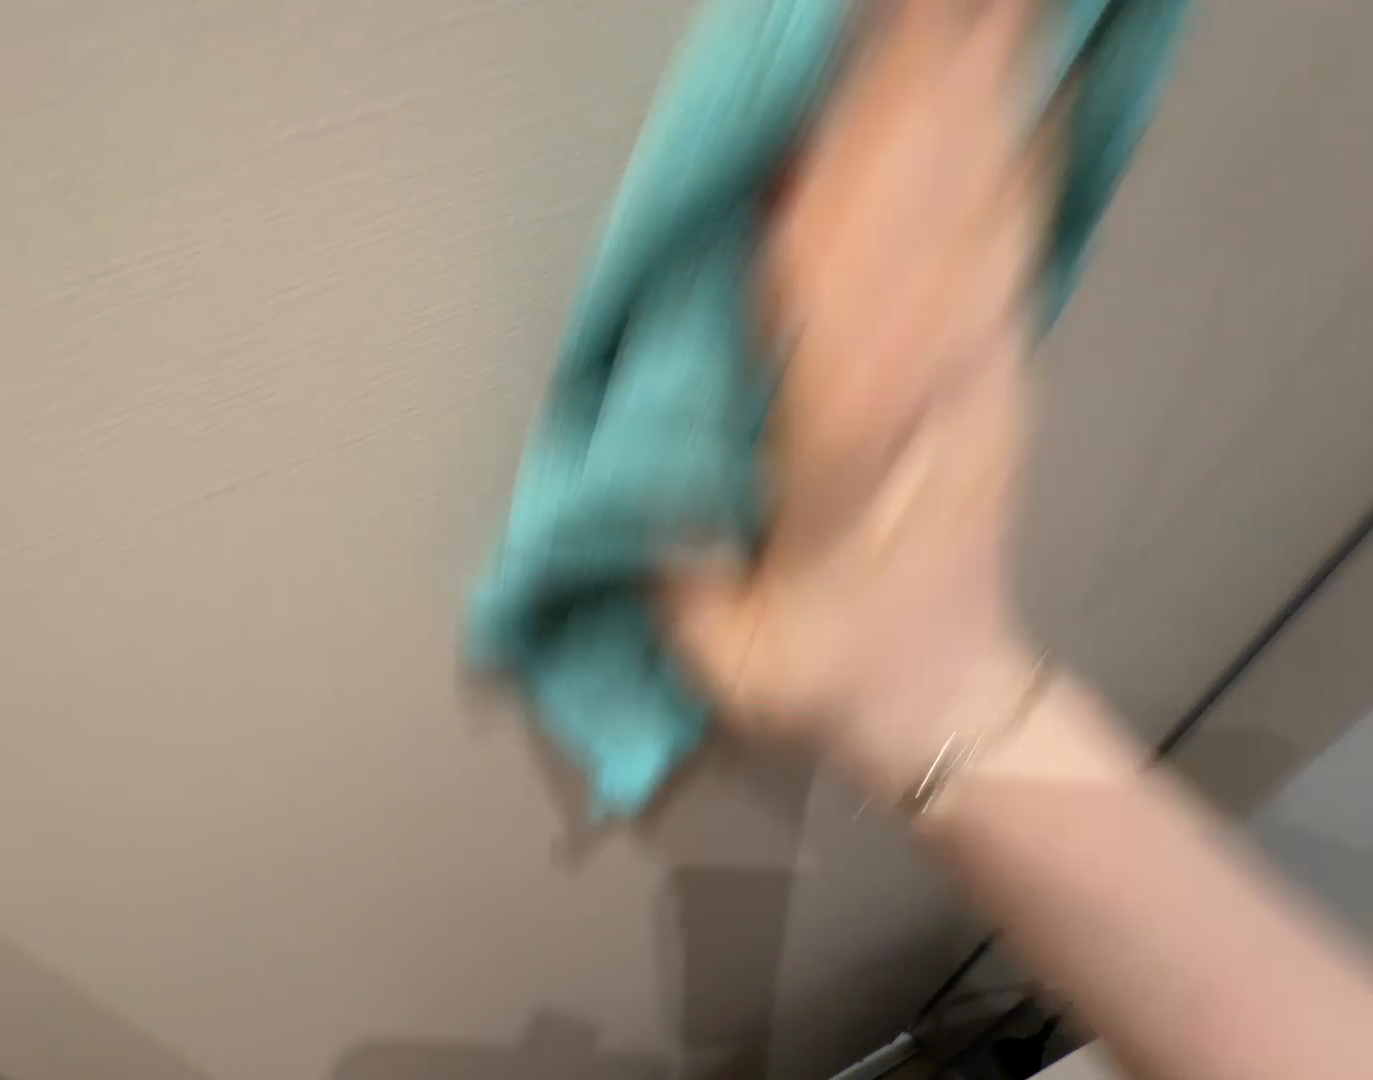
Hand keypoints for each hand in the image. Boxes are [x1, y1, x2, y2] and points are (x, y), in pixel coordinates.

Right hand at [665, 1, 1049, 798]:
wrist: (947, 703)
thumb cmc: (820, 683)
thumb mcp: (726, 651)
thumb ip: (679, 547)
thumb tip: (647, 438)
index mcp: (852, 456)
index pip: (839, 287)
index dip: (832, 172)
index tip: (816, 84)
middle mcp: (935, 392)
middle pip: (919, 215)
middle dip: (906, 95)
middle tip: (890, 0)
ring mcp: (982, 371)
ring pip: (971, 209)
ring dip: (958, 101)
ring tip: (944, 13)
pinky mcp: (996, 367)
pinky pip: (1000, 240)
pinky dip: (997, 155)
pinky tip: (990, 97)